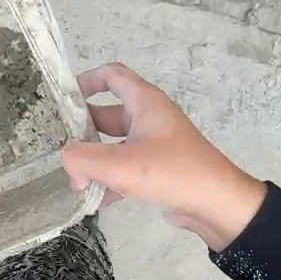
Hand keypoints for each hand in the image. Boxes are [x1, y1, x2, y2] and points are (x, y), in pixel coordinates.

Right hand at [61, 63, 267, 250]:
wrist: (218, 204)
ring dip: (95, 161)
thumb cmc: (171, 173)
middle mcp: (150, 118)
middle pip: (107, 114)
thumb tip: (66, 159)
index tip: (64, 99)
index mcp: (144, 103)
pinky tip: (96, 203)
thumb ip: (83, 159)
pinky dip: (111, 181)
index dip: (86, 80)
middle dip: (83, 133)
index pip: (112, 75)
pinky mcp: (160, 169)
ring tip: (77, 184)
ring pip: (115, 145)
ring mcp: (156, 144)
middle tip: (62, 153)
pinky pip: (127, 168)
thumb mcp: (120, 165)